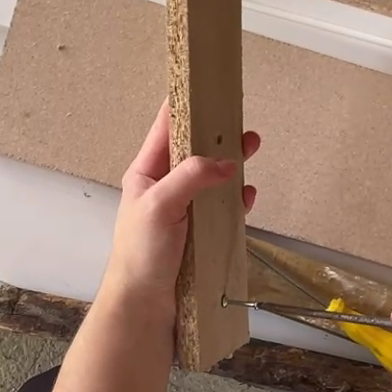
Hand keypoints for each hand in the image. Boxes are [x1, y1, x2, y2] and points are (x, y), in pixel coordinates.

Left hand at [101, 101, 258, 305]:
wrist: (145, 305)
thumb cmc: (140, 255)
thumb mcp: (160, 206)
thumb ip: (191, 178)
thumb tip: (224, 163)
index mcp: (147, 173)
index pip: (166, 128)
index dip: (184, 106)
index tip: (205, 86)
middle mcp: (166, 186)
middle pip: (195, 150)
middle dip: (218, 136)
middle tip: (241, 126)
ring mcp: (184, 208)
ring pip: (212, 177)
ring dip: (231, 165)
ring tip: (251, 151)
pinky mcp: (200, 230)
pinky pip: (222, 206)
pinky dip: (236, 198)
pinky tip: (245, 196)